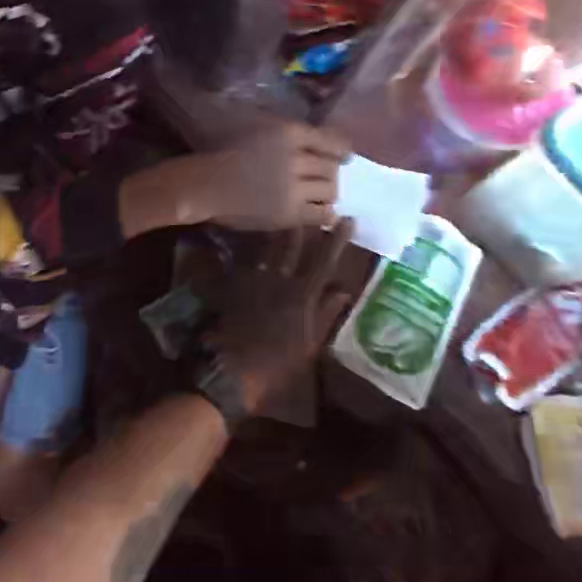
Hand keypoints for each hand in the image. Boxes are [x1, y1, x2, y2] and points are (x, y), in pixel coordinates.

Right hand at [191, 123, 350, 230]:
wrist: (206, 183)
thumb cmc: (227, 152)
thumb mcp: (262, 129)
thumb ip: (291, 135)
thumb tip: (322, 142)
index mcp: (290, 133)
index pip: (330, 141)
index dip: (341, 150)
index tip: (345, 156)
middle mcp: (296, 158)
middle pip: (331, 167)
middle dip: (331, 173)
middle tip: (327, 179)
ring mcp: (294, 187)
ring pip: (330, 190)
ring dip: (329, 193)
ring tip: (322, 196)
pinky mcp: (289, 212)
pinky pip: (321, 214)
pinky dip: (327, 214)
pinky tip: (324, 214)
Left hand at [212, 221, 354, 412]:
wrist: (234, 372)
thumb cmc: (279, 363)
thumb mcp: (310, 343)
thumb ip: (326, 314)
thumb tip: (344, 290)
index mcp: (303, 294)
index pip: (325, 260)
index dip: (337, 239)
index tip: (347, 219)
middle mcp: (280, 281)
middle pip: (293, 245)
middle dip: (304, 225)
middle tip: (310, 208)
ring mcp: (255, 282)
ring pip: (268, 248)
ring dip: (278, 232)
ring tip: (283, 216)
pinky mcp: (234, 287)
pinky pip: (243, 261)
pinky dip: (249, 250)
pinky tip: (250, 242)